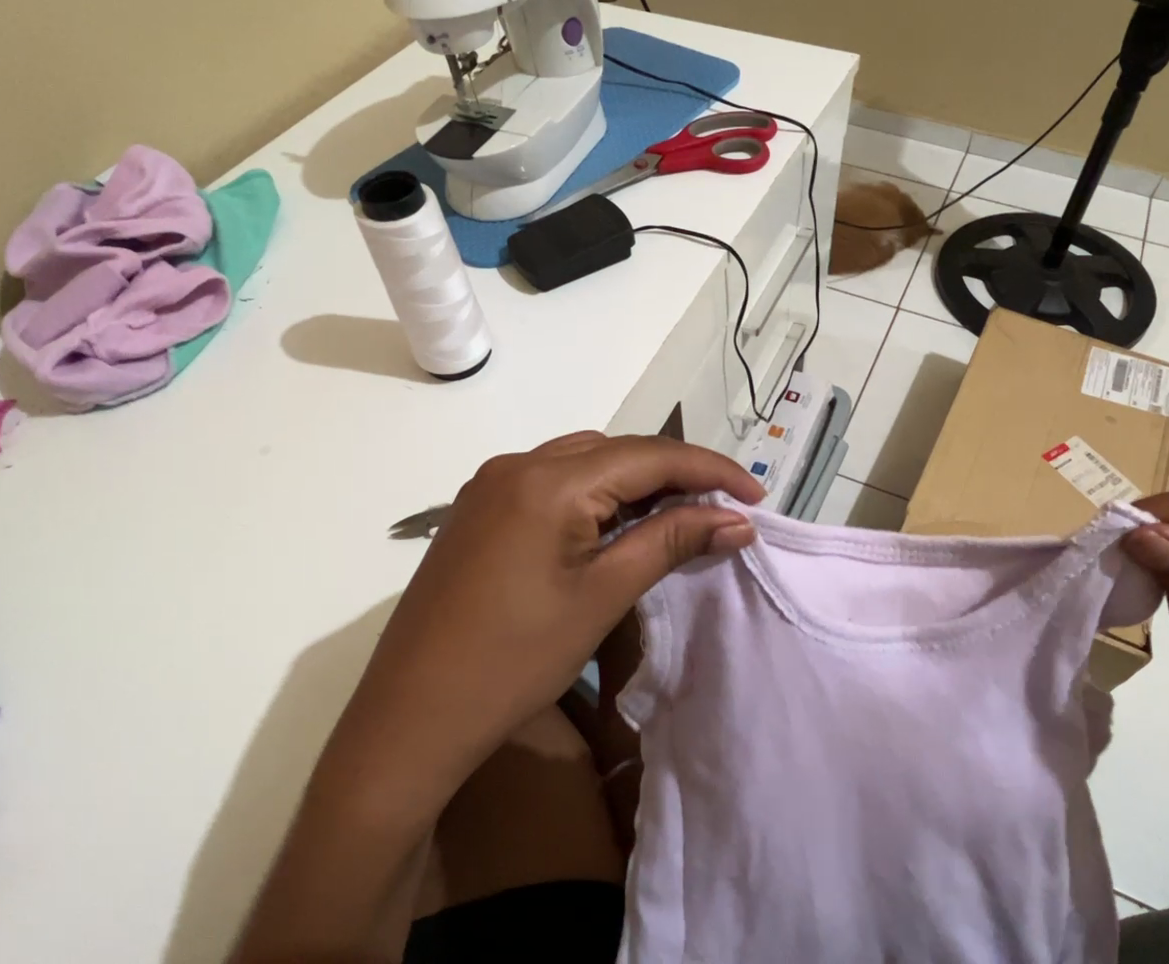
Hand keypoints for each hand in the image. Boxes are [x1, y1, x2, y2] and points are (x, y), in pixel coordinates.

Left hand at [369, 431, 762, 746]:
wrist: (412, 716)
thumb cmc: (515, 660)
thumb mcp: (602, 596)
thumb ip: (669, 542)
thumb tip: (735, 519)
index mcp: (548, 481)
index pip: (648, 455)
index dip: (710, 470)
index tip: (756, 497)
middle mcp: (515, 465)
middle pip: (615, 452)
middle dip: (674, 475)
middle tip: (722, 513)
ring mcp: (489, 487)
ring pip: (582, 464)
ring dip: (634, 485)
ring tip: (679, 519)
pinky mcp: (477, 512)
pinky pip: (550, 485)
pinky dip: (594, 497)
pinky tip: (615, 528)